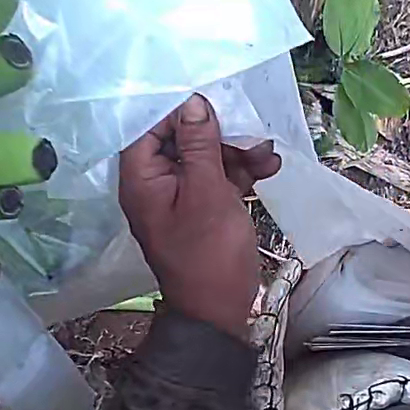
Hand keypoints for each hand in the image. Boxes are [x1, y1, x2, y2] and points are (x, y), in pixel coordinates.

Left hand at [118, 95, 280, 339]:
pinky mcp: (204, 209)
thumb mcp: (206, 192)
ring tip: (268, 151)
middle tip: (249, 128)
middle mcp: (156, 185)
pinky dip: (241, 173)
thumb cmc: (209, 253)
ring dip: (237, 152)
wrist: (221, 311)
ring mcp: (182, 197)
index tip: (210, 99)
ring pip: (205, 159)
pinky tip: (269, 166)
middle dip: (217, 133)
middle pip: (180, 141)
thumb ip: (198, 145)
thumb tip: (192, 103)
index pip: (147, 128)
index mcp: (141, 180)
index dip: (176, 111)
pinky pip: (218, 179)